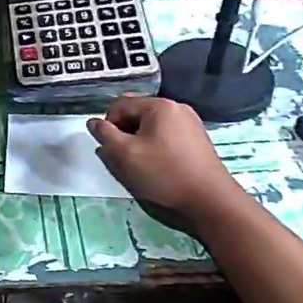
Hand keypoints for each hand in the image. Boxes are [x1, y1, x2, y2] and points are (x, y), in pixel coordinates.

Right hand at [88, 95, 244, 219]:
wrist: (210, 198)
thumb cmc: (164, 173)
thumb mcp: (126, 154)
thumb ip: (105, 135)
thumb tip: (93, 122)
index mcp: (159, 105)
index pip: (120, 104)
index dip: (108, 124)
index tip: (109, 147)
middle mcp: (177, 107)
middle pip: (137, 112)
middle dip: (124, 132)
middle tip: (123, 157)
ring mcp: (191, 122)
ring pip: (152, 125)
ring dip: (139, 140)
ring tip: (140, 163)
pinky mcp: (197, 138)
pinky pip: (168, 134)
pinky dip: (156, 145)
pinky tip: (158, 165)